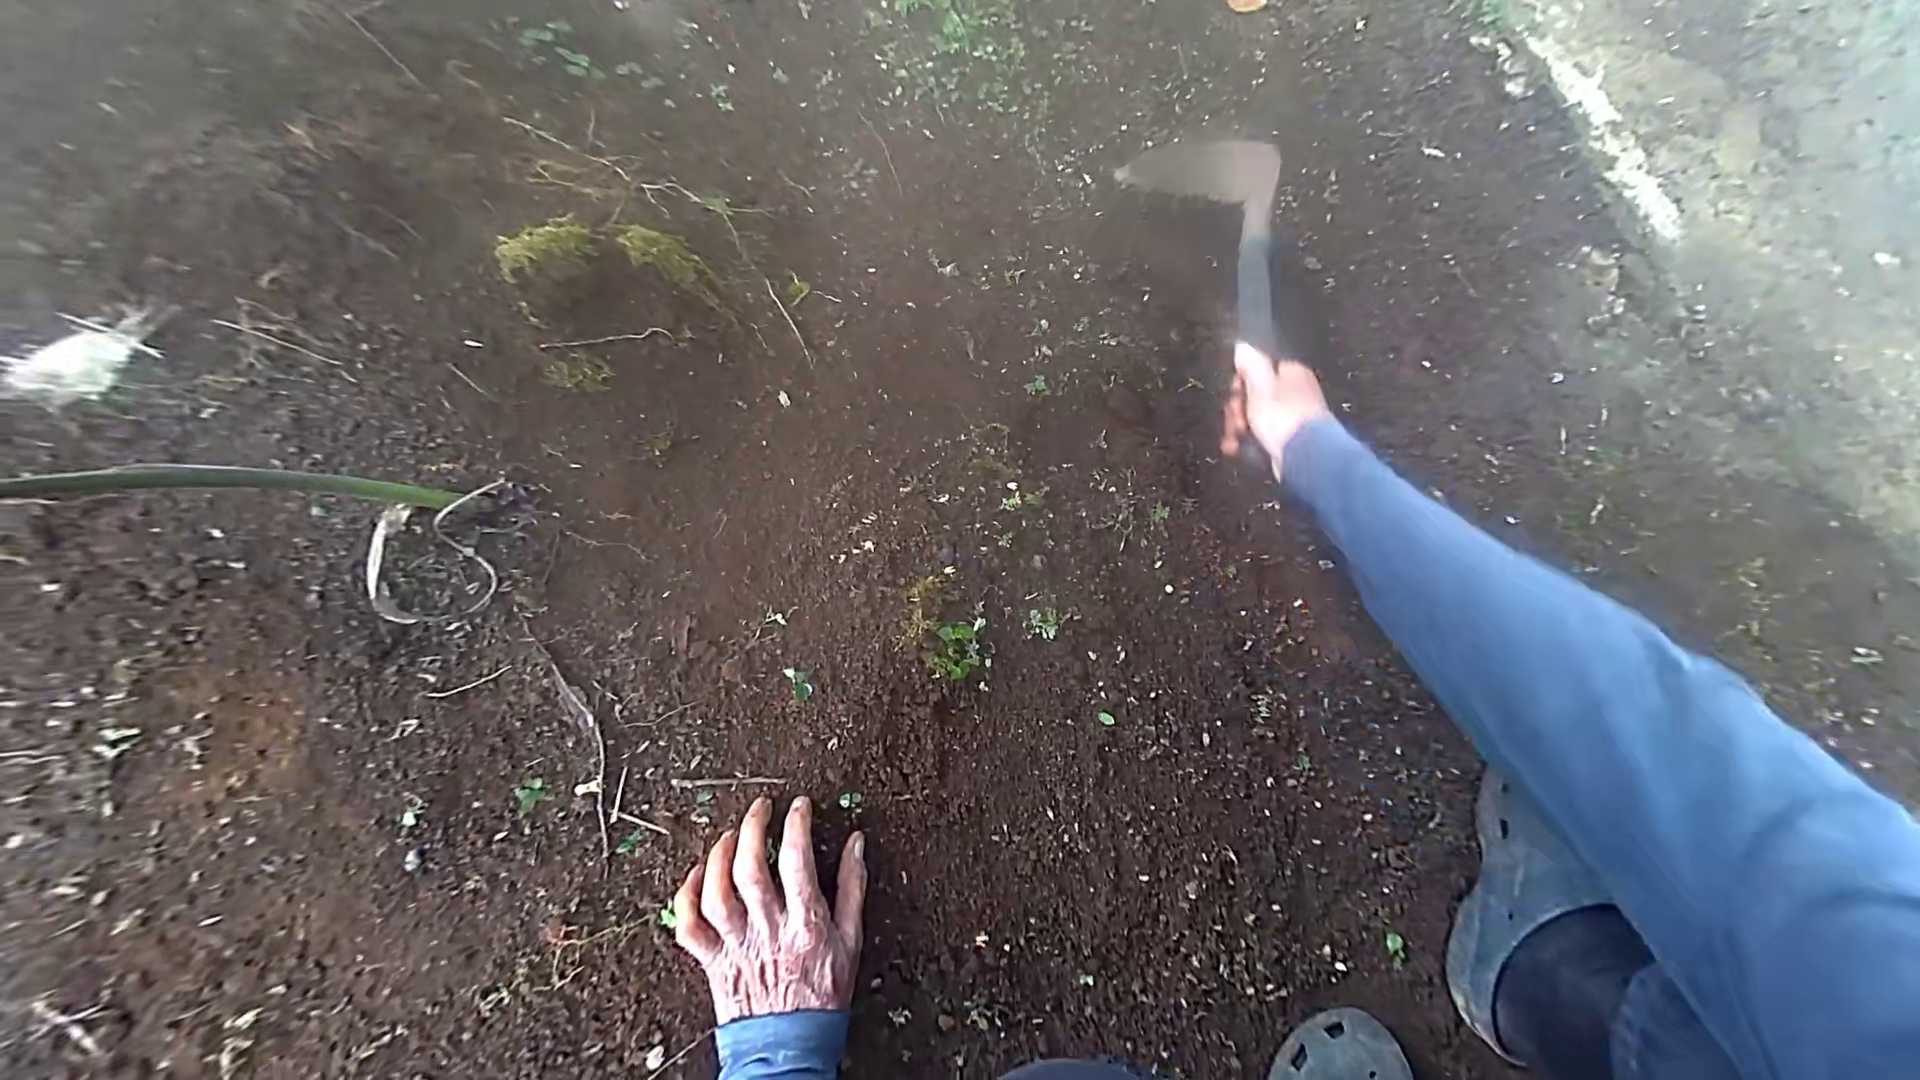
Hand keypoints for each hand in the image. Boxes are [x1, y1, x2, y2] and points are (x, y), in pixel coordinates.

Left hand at [672, 796, 866, 1024]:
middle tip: (760, 807)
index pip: (797, 861)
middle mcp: (767, 931)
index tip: (800, 805)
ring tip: (731, 835)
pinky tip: (699, 873)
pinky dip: (687, 896)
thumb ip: (853, 886)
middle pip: (750, 869)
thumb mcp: (852, 938)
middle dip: (753, 828)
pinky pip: (689, 928)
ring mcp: (736, 947)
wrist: (790, 1052)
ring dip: (720, 856)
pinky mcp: (713, 962)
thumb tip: (855, 843)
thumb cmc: (823, 994)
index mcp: (804, 924)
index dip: (797, 824)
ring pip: (716, 893)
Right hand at [1221, 341, 1331, 479]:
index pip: (1257, 371)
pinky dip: (1246, 442)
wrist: (1302, 455)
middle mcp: (1293, 392)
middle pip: (1253, 396)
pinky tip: (1237, 448)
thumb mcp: (1260, 385)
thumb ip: (1250, 364)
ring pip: (1253, 418)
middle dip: (1237, 411)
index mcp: (1290, 373)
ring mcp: (1290, 416)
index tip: (1234, 397)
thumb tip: (1242, 346)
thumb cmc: (1283, 418)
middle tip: (1236, 421)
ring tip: (1234, 440)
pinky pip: (1259, 435)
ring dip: (1238, 429)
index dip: (1240, 385)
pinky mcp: (1286, 438)